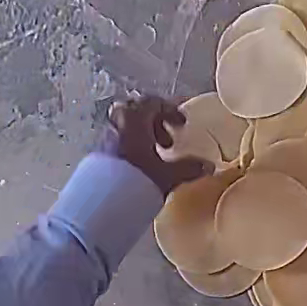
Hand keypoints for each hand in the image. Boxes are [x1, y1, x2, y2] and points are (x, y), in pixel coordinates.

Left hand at [97, 95, 211, 195]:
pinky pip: (118, 142)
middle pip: (136, 111)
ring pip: (125, 126)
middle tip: (166, 139)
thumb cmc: (137, 180)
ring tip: (155, 155)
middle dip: (154, 122)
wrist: (103, 202)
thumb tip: (207, 165)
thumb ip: (189, 168)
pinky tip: (140, 167)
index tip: (181, 123)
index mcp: (136, 121)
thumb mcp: (169, 175)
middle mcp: (118, 125)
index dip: (171, 110)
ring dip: (143, 135)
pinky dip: (132, 147)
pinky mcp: (99, 156)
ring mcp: (106, 139)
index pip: (153, 103)